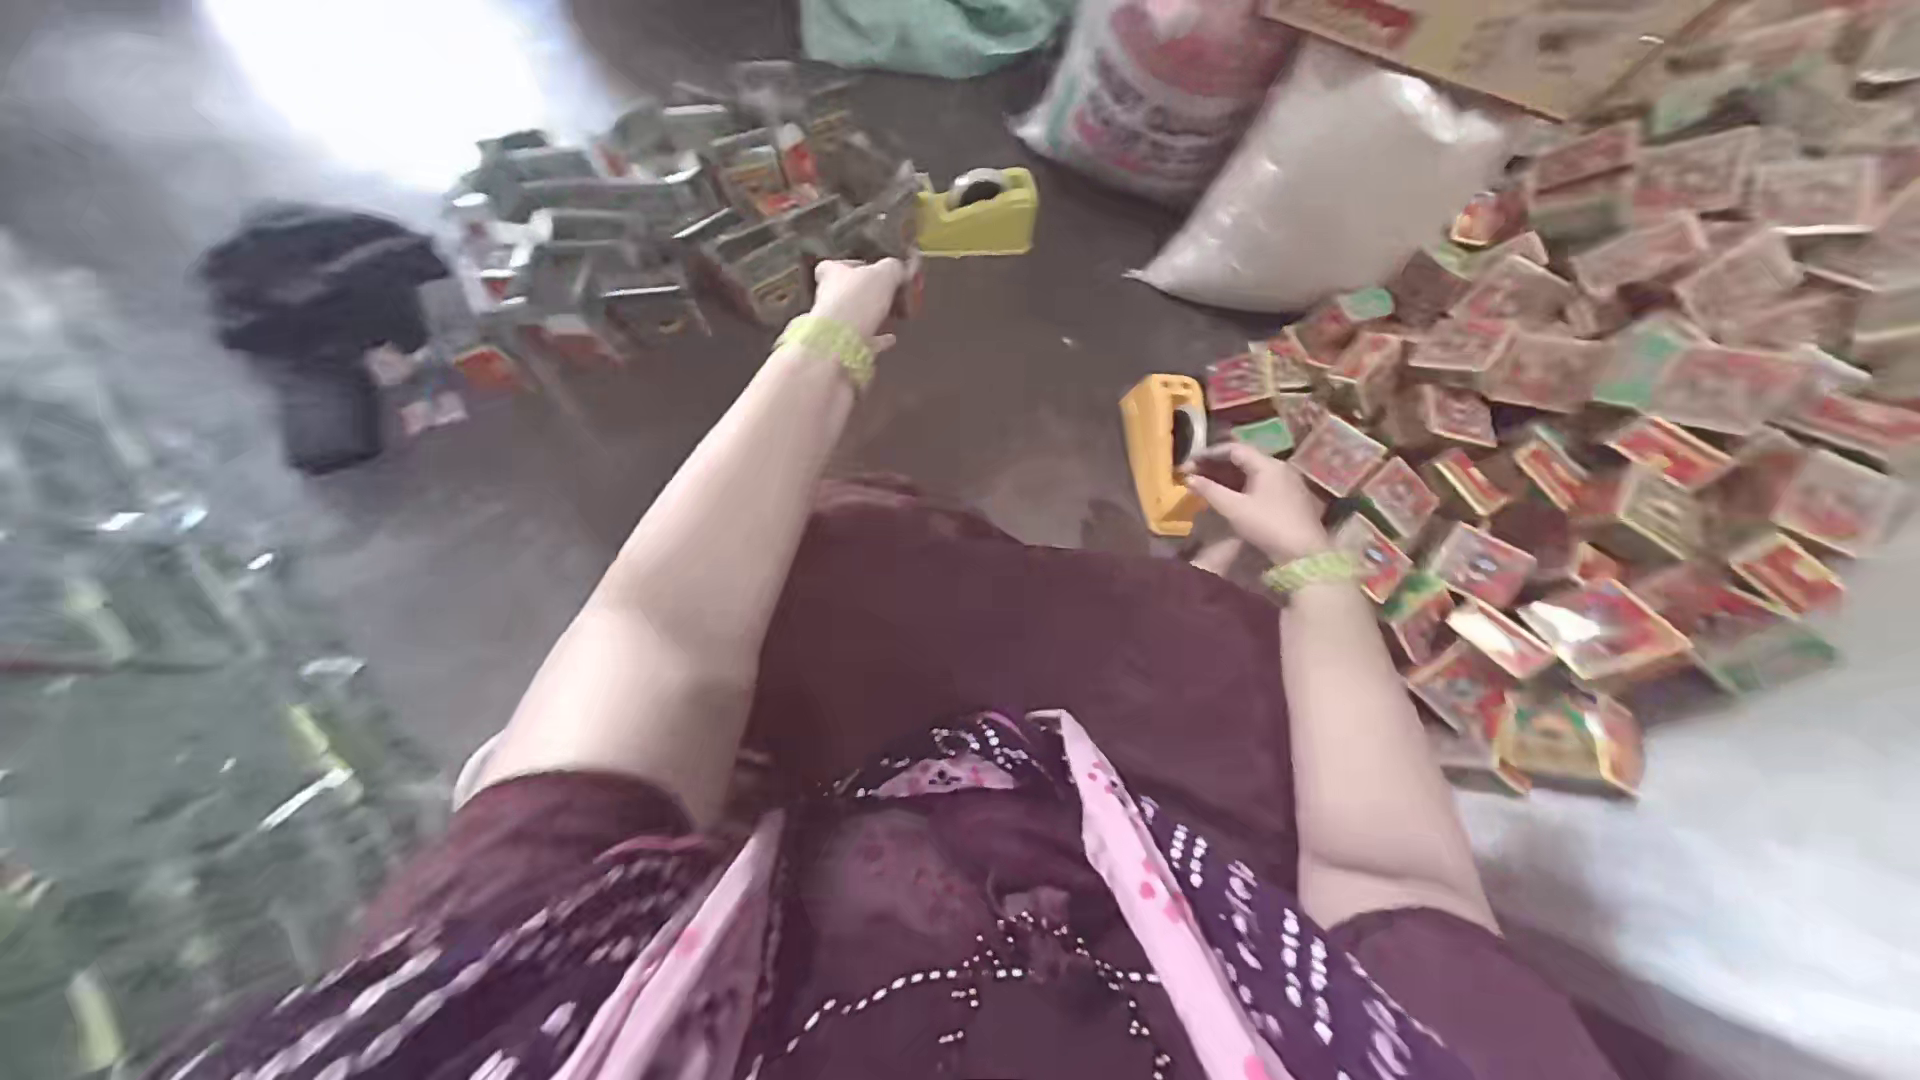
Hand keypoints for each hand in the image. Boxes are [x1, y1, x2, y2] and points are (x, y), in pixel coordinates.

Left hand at [810, 258, 903, 348]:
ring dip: (872, 317)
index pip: (832, 266)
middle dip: (867, 294)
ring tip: (892, 317)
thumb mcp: (883, 275)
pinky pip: (863, 341)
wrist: (838, 344)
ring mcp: (833, 325)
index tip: (868, 270)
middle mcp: (828, 299)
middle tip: (888, 296)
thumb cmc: (857, 301)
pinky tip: (891, 339)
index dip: (850, 266)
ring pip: (854, 317)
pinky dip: (878, 340)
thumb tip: (900, 269)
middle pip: (847, 292)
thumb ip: (893, 269)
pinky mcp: (842, 347)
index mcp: (832, 275)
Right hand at [1183, 444, 1331, 564]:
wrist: (1303, 553)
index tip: (1190, 461)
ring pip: (1252, 471)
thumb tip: (1188, 478)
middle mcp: (1279, 467)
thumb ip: (1209, 490)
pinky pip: (1260, 482)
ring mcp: (1287, 481)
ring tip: (1207, 483)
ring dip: (1228, 475)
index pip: (1233, 449)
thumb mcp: (1233, 508)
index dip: (1209, 453)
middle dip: (1216, 464)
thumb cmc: (1267, 525)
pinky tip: (1229, 494)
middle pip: (1243, 458)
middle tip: (1194, 473)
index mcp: (1266, 464)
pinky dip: (1241, 484)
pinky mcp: (1290, 496)